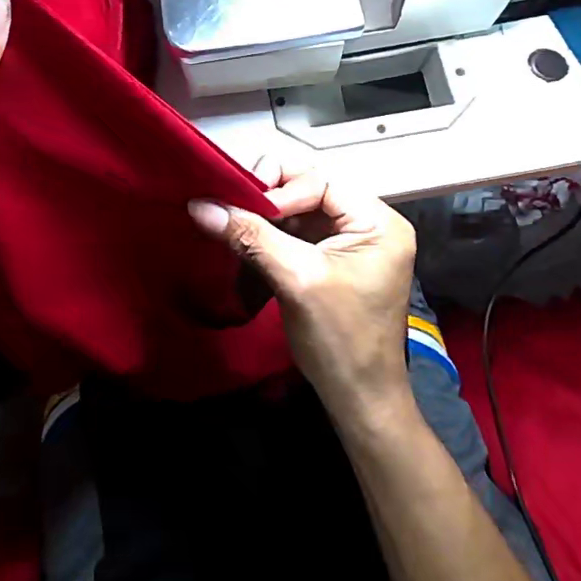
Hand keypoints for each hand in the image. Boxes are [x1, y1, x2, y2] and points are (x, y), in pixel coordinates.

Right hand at [190, 159, 416, 423]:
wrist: (360, 397)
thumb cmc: (340, 340)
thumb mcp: (296, 280)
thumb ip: (252, 237)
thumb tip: (201, 204)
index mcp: (379, 222)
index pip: (323, 182)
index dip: (282, 190)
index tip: (244, 210)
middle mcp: (372, 224)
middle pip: (313, 190)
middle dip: (272, 199)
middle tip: (235, 210)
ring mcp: (354, 243)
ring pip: (303, 211)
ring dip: (269, 217)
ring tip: (236, 224)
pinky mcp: (336, 261)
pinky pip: (302, 233)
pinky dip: (274, 235)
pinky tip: (249, 240)